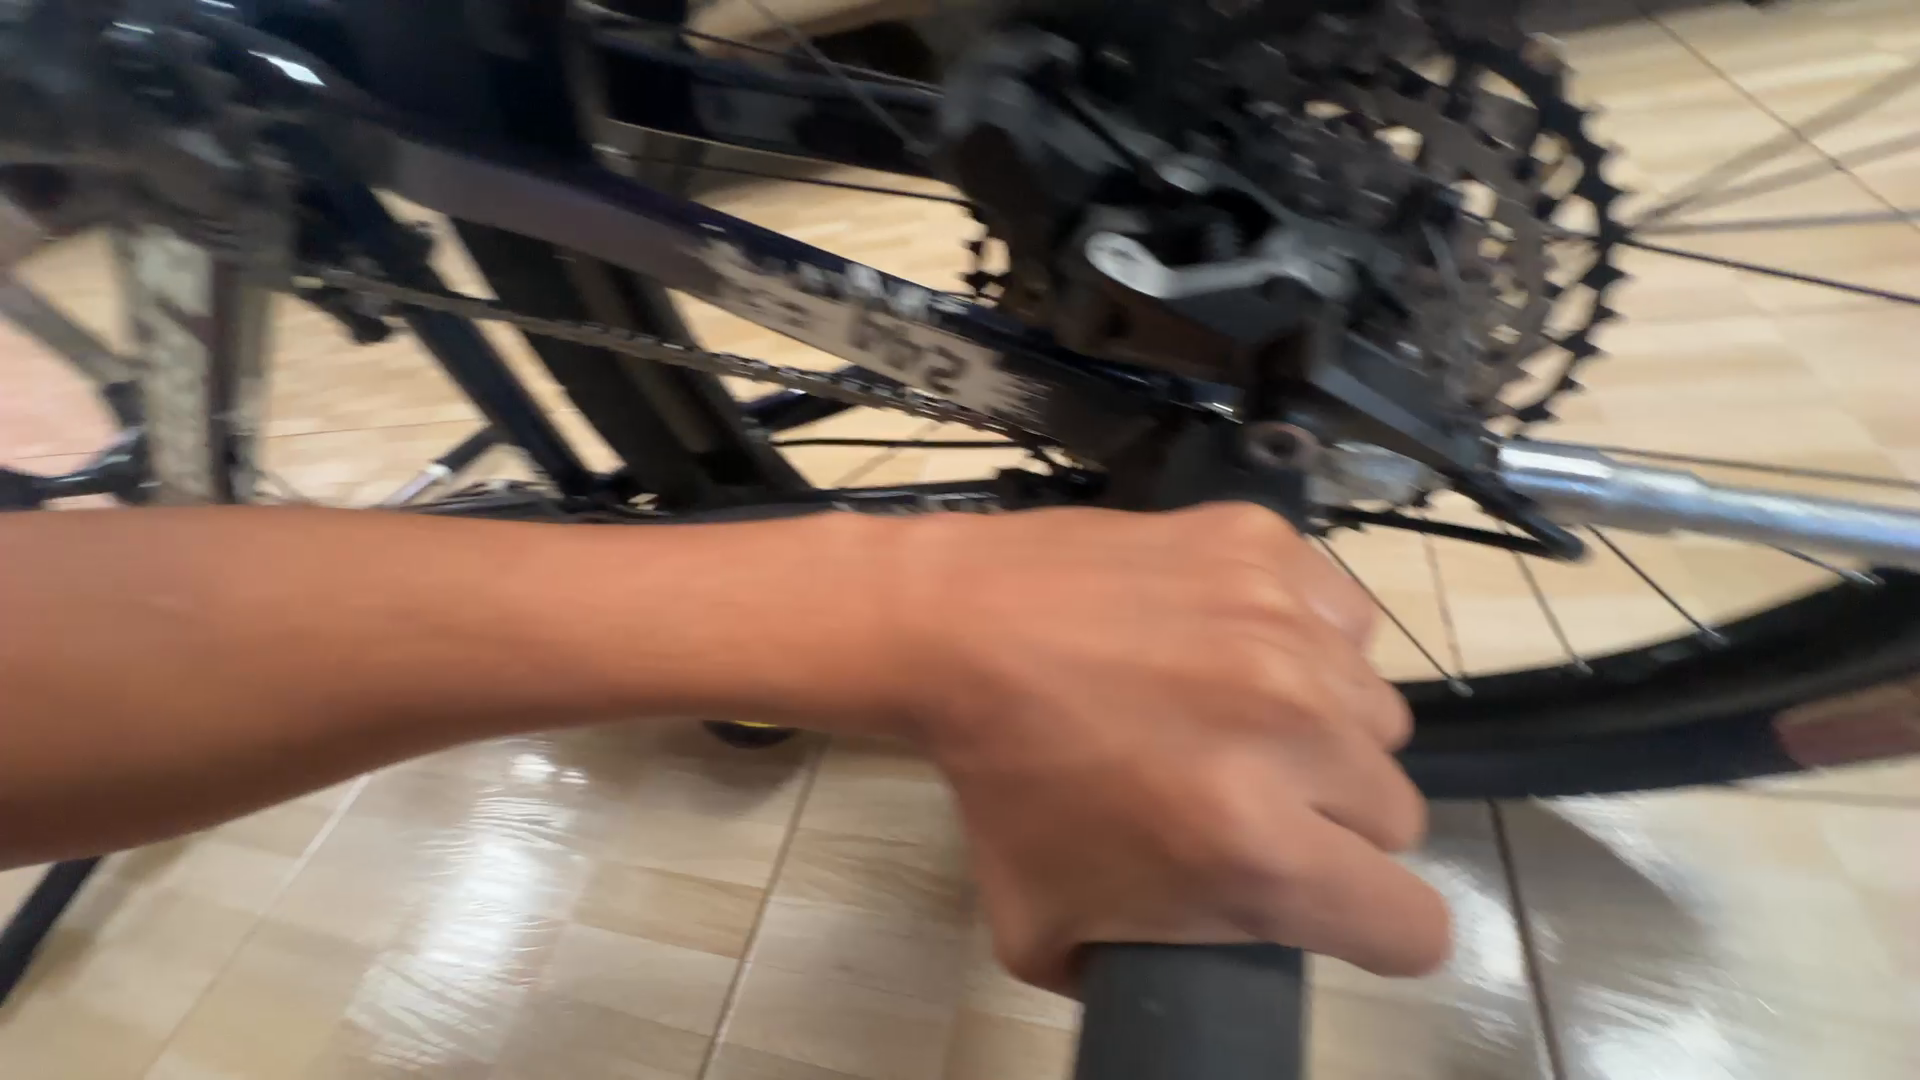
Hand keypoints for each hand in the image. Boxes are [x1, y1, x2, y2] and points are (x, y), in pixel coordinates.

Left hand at [889, 503, 1448, 991]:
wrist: (957, 628)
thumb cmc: (996, 776)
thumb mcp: (1045, 930)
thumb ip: (1143, 976)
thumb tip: (1207, 965)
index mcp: (1252, 847)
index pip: (1409, 925)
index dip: (1363, 920)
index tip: (1317, 890)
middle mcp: (1294, 730)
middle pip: (1391, 810)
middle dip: (1326, 817)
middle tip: (1239, 783)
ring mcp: (1284, 622)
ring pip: (1370, 709)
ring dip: (1315, 722)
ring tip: (1224, 704)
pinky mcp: (1260, 544)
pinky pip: (1336, 613)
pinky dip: (1301, 632)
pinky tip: (1226, 634)